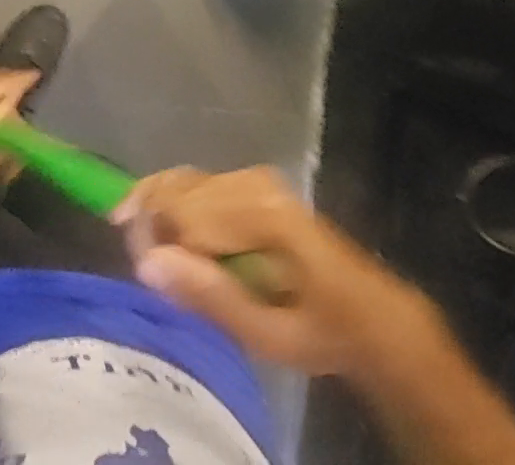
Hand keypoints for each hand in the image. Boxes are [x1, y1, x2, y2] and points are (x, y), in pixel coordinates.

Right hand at [112, 166, 443, 379]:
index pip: (181, 211)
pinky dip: (172, 204)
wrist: (370, 316)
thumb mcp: (268, 334)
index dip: (154, 240)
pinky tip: (168, 232)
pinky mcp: (254, 184)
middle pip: (176, 189)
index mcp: (265, 216)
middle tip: (144, 266)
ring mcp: (256, 180)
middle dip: (150, 223)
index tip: (145, 275)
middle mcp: (257, 185)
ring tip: (147, 249)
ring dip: (157, 212)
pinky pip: (195, 184)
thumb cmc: (320, 331)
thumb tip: (148, 263)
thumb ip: (211, 296)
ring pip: (181, 181)